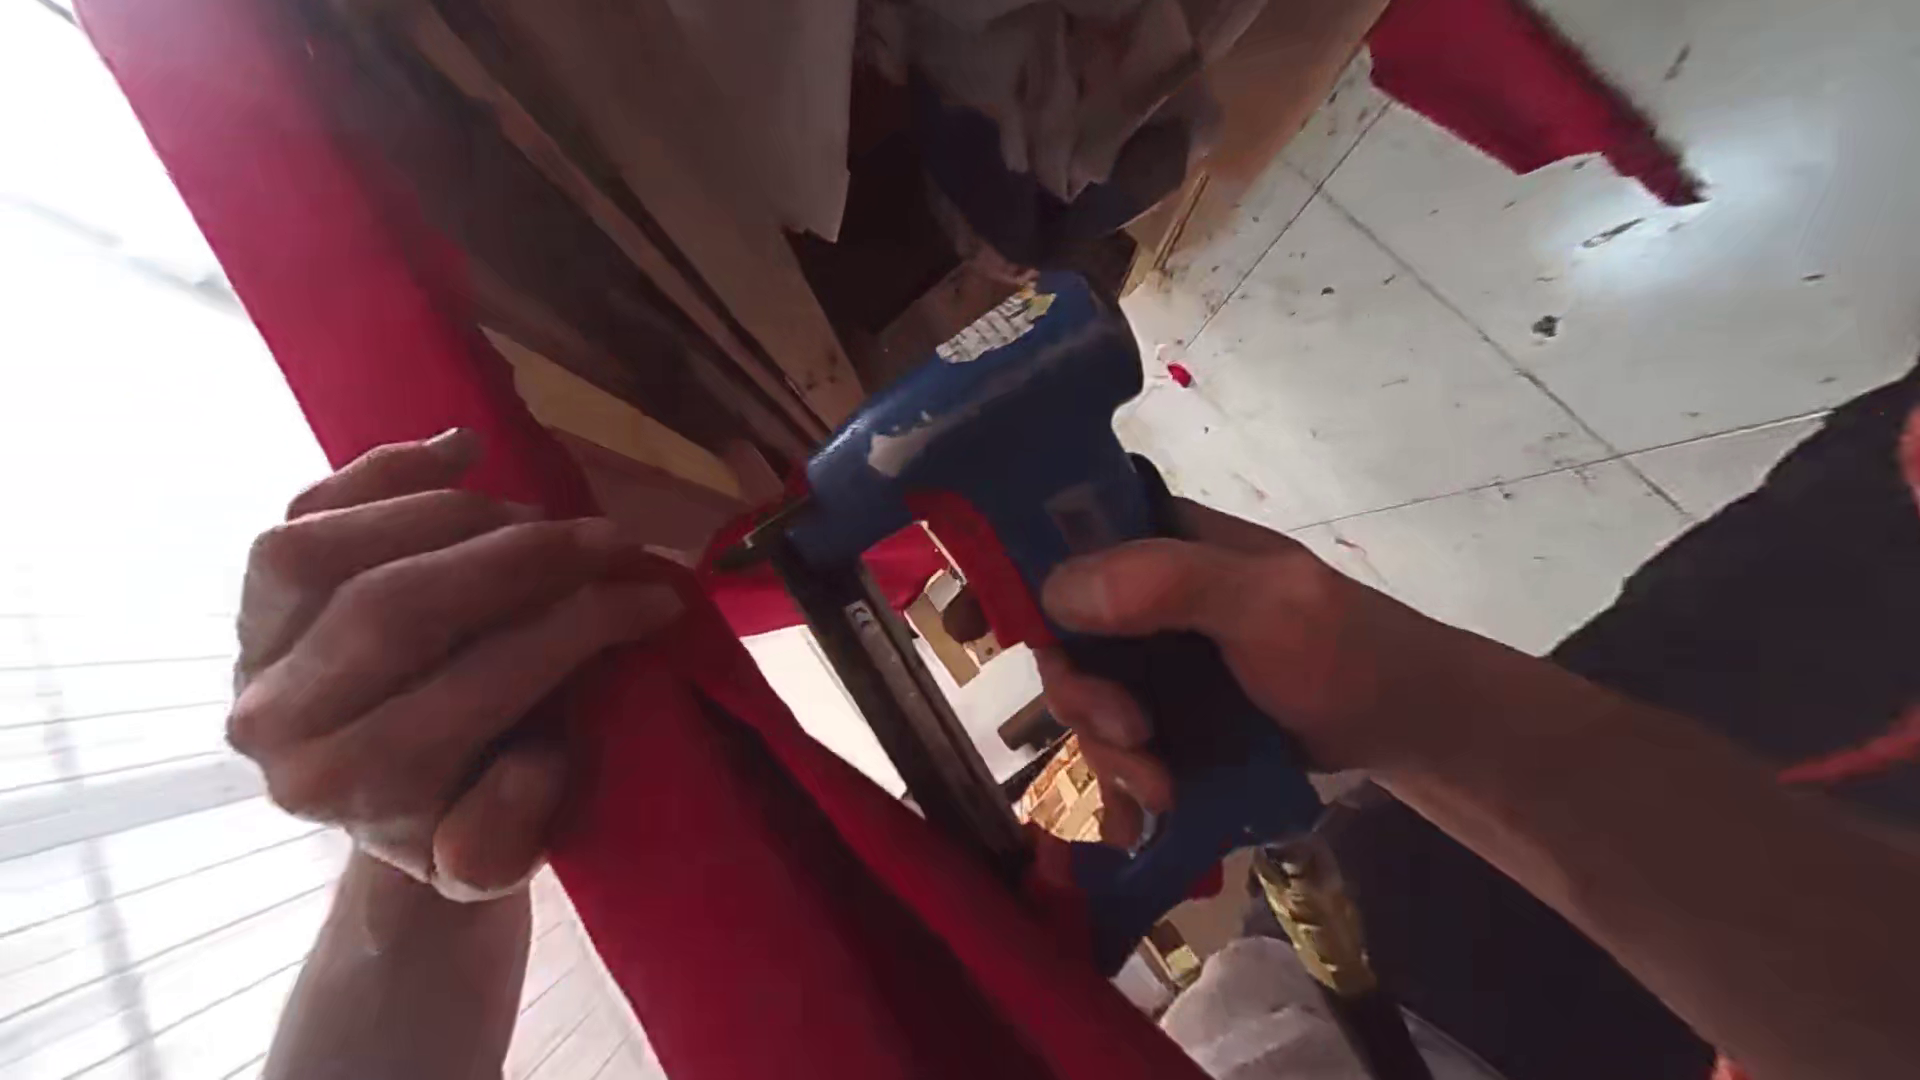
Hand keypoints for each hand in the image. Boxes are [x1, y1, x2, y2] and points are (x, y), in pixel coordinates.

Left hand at [228, 429, 681, 899]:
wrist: (398, 802)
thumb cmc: (475, 814)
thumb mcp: (506, 855)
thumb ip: (506, 836)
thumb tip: (528, 761)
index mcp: (354, 783)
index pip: (480, 680)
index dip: (584, 626)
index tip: (661, 598)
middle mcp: (275, 720)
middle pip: (401, 605)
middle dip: (531, 559)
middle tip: (616, 539)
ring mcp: (250, 652)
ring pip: (325, 548)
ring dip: (457, 515)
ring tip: (544, 516)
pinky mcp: (256, 602)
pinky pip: (301, 514)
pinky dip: (380, 471)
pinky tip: (461, 450)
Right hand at [1034, 498, 1518, 844]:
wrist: (1402, 724)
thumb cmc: (1345, 646)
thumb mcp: (1270, 602)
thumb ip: (1170, 583)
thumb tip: (1058, 593)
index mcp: (1154, 541)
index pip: (1058, 540)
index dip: (1007, 574)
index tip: (970, 624)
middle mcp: (1135, 593)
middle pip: (1058, 635)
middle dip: (1081, 695)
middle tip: (1129, 734)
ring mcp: (1145, 656)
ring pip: (1081, 697)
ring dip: (1106, 749)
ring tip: (1158, 785)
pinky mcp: (1160, 710)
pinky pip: (1110, 742)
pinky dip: (1117, 780)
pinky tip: (1143, 813)